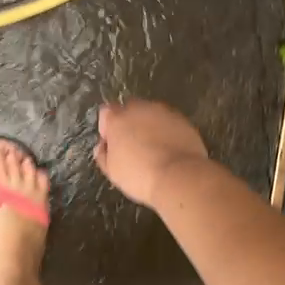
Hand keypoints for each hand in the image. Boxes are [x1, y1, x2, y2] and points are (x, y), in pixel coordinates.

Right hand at [94, 100, 209, 207]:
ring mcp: (163, 111)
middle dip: (129, 123)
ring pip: (151, 113)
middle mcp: (139, 108)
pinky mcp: (182, 119)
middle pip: (130, 109)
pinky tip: (170, 148)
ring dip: (149, 125)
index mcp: (117, 119)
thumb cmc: (140, 175)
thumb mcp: (113, 171)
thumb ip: (103, 154)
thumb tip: (102, 146)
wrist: (178, 175)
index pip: (106, 112)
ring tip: (154, 148)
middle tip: (133, 145)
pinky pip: (169, 121)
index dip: (107, 127)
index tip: (112, 143)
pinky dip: (167, 130)